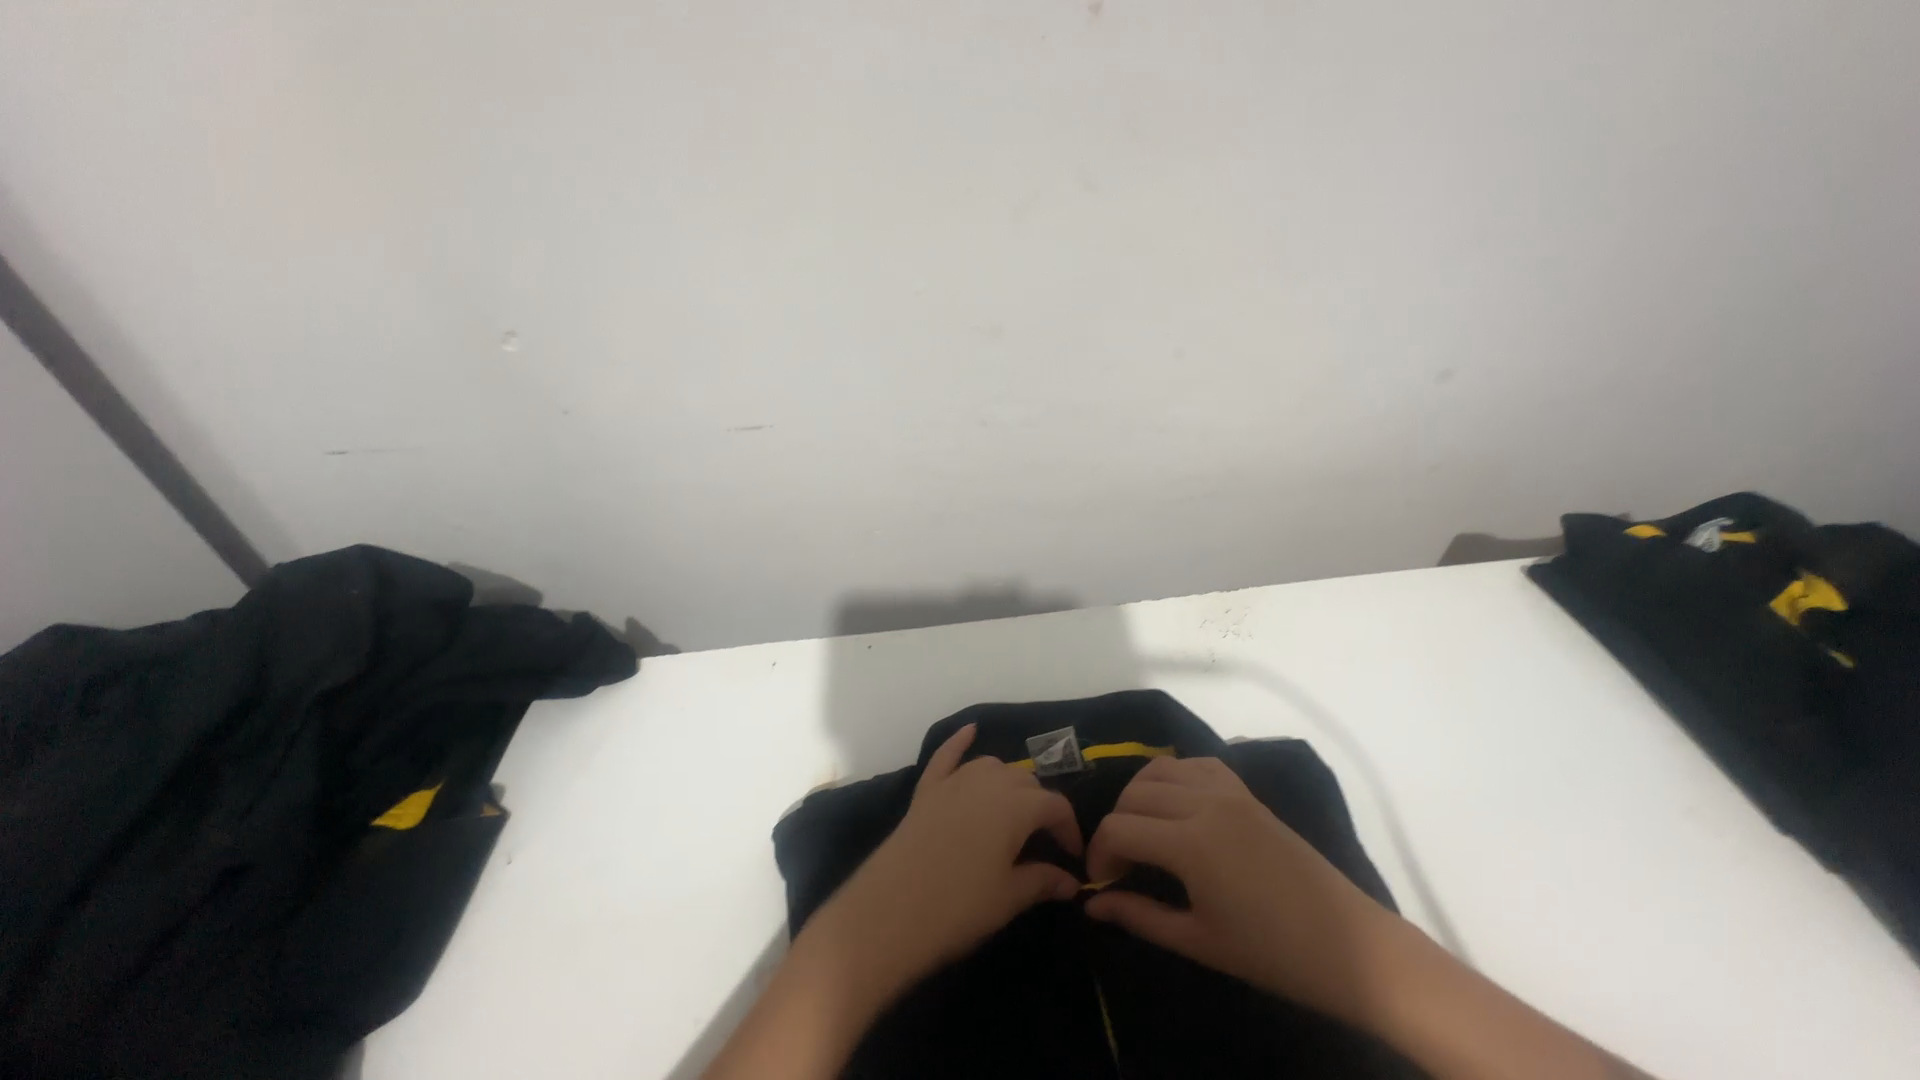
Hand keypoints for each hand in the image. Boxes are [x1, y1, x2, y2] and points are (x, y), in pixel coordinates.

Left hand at [802, 723, 1083, 1002]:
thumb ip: (1043, 881)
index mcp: (1016, 804)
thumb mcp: (1008, 898)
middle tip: (1044, 845)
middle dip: (1041, 808)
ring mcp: (952, 782)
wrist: (887, 914)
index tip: (1074, 859)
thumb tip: (1070, 881)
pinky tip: (969, 730)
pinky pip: (946, 757)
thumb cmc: (957, 908)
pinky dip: (959, 742)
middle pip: (1026, 782)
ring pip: (991, 767)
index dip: (1070, 831)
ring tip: (1016, 813)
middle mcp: (987, 782)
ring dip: (1009, 783)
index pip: (1056, 806)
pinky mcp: (925, 792)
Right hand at [1083, 754, 1402, 1026]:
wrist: (1350, 946)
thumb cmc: (1271, 953)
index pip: (1118, 828)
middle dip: (1115, 827)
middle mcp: (1205, 804)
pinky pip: (1197, 766)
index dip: (1098, 853)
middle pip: (1134, 795)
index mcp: (1190, 843)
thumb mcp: (1197, 941)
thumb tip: (1091, 904)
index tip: (1101, 883)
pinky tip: (1175, 809)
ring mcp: (1230, 794)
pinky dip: (1174, 778)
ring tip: (1142, 834)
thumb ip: (1138, 916)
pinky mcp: (1248, 794)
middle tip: (1120, 865)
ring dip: (1139, 797)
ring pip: (1161, 771)